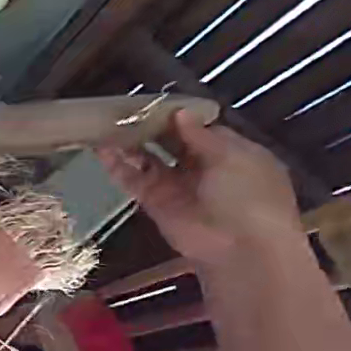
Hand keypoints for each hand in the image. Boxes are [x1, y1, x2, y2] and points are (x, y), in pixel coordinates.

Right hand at [97, 109, 304, 268]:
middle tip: (124, 112)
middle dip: (150, 128)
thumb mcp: (232, 157)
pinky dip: (117, 166)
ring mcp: (174, 184)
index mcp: (230, 153)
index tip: (155, 103)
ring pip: (147, 159)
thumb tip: (180, 113)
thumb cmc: (248, 196)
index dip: (179, 117)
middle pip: (169, 142)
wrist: (238, 247)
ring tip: (106, 127)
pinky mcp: (153, 201)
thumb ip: (201, 136)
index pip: (200, 129)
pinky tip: (101, 150)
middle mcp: (201, 167)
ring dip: (129, 144)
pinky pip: (133, 179)